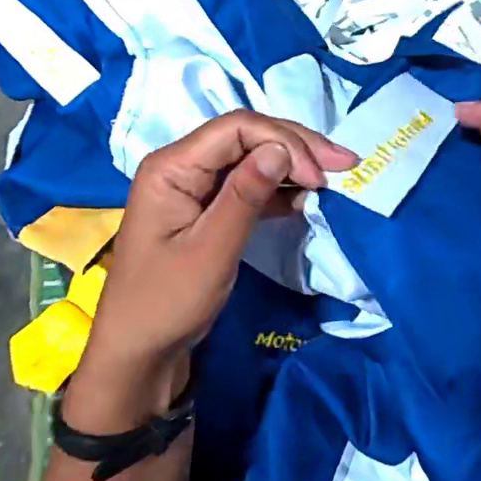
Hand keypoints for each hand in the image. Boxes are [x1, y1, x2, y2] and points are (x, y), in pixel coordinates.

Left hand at [66, 111, 355, 432]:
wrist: (137, 352)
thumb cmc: (167, 303)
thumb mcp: (211, 250)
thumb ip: (246, 195)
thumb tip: (283, 149)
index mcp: (172, 166)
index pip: (235, 128)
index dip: (283, 141)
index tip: (319, 176)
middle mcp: (181, 164)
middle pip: (245, 136)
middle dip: (295, 146)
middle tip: (344, 164)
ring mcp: (193, 185)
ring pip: (250, 157)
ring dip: (291, 164)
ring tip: (332, 178)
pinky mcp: (205, 206)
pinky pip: (246, 183)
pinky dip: (277, 188)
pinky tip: (305, 198)